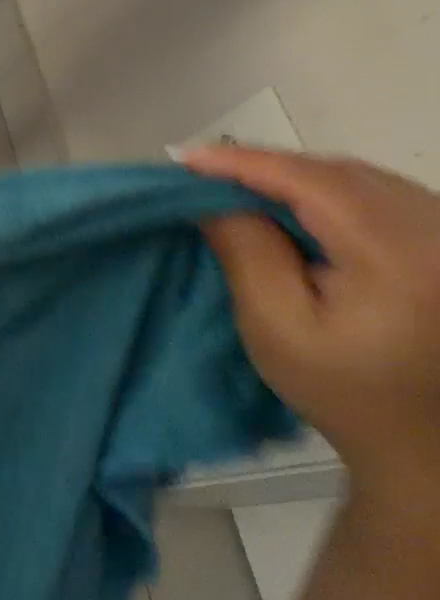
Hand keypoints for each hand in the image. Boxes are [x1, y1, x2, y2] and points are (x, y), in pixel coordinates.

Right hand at [186, 144, 439, 493]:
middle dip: (272, 167)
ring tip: (241, 188)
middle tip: (204, 174)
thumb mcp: (276, 326)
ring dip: (301, 178)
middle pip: (347, 175)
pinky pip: (389, 199)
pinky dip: (333, 192)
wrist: (429, 439)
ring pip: (370, 182)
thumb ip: (249, 255)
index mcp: (399, 256)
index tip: (185, 159)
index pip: (315, 184)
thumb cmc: (343, 390)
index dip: (247, 165)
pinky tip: (296, 206)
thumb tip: (216, 202)